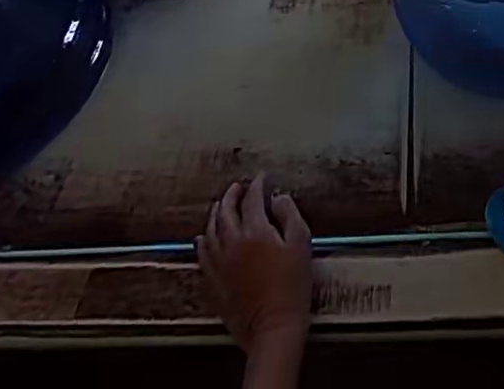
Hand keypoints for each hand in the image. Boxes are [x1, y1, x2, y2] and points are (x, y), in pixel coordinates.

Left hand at [197, 173, 312, 352]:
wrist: (274, 326)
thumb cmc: (293, 284)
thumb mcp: (301, 242)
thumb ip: (289, 214)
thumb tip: (278, 199)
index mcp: (255, 231)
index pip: (251, 199)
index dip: (256, 185)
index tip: (262, 178)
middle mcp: (231, 243)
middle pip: (225, 211)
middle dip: (231, 195)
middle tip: (238, 187)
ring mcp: (219, 264)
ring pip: (210, 231)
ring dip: (216, 214)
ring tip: (221, 205)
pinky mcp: (213, 282)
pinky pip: (202, 255)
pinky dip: (203, 241)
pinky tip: (203, 237)